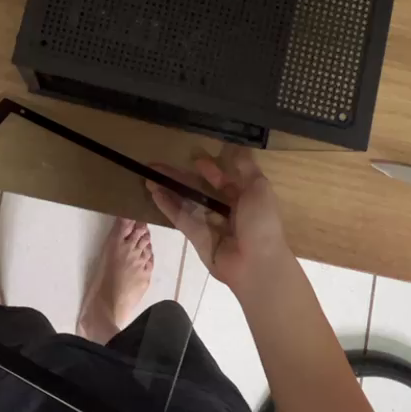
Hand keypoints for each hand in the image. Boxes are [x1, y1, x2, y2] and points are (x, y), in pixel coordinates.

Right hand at [145, 146, 293, 295]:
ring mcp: (209, 224)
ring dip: (169, 189)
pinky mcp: (196, 236)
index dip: (211, 169)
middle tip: (159, 165)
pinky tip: (154, 192)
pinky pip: (180, 217)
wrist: (256, 264)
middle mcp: (225, 211)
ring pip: (186, 202)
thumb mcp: (259, 188)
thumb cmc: (261, 223)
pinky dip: (167, 205)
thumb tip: (237, 148)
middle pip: (199, 190)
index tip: (196, 160)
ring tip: (149, 175)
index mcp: (244, 199)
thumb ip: (247, 168)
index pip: (224, 181)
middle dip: (181, 177)